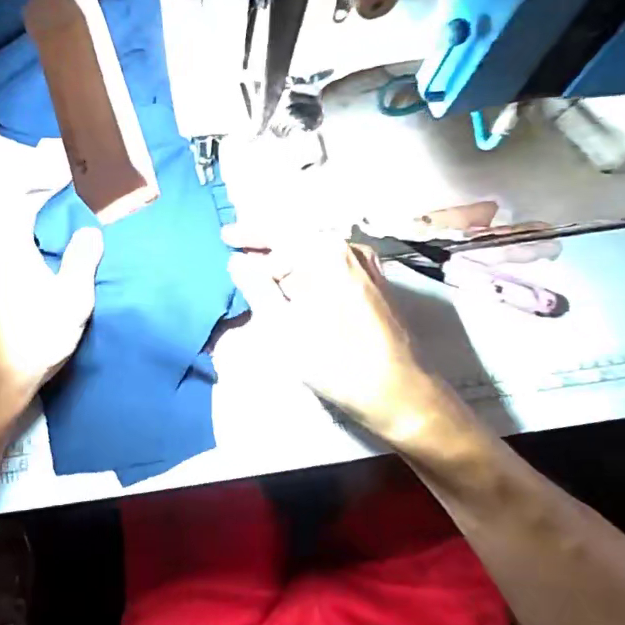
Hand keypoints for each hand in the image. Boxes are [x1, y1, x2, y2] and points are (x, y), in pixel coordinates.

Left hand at [0, 178, 103, 413]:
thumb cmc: (31, 340)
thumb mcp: (70, 300)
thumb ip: (81, 260)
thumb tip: (89, 232)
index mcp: (4, 243)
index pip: (6, 182)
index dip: (34, 166)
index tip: (67, 169)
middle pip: (4, 200)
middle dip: (40, 187)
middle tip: (78, 189)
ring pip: (4, 225)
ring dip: (33, 213)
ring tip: (69, 219)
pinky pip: (3, 246)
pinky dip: (27, 236)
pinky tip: (51, 256)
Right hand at [224, 226, 468, 450]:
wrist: (400, 390)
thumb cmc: (338, 362)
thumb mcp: (284, 329)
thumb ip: (258, 290)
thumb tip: (238, 262)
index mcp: (326, 252)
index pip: (277, 233)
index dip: (248, 235)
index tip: (224, 237)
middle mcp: (350, 248)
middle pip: (299, 237)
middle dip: (267, 243)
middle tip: (236, 245)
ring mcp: (367, 264)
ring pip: (318, 250)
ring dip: (288, 256)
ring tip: (261, 265)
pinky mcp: (376, 282)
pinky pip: (334, 263)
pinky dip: (310, 267)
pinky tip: (296, 281)